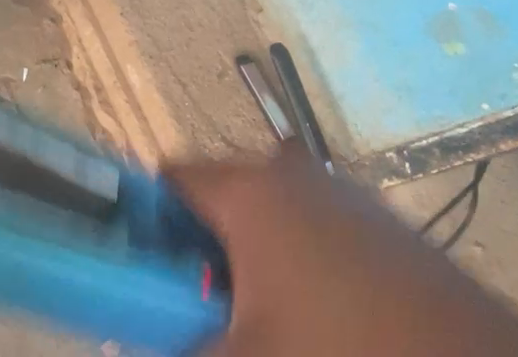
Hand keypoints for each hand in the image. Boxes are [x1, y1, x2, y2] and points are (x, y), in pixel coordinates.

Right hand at [170, 146, 517, 356]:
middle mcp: (297, 178)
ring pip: (273, 223)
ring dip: (253, 267)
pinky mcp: (397, 237)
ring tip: (268, 330)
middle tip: (206, 316)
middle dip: (201, 255)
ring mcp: (354, 203)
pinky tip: (327, 333)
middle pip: (219, 202)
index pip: (166, 181)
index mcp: (251, 191)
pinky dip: (305, 277)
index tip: (145, 283)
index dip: (145, 230)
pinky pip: (322, 241)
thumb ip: (172, 350)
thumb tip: (120, 348)